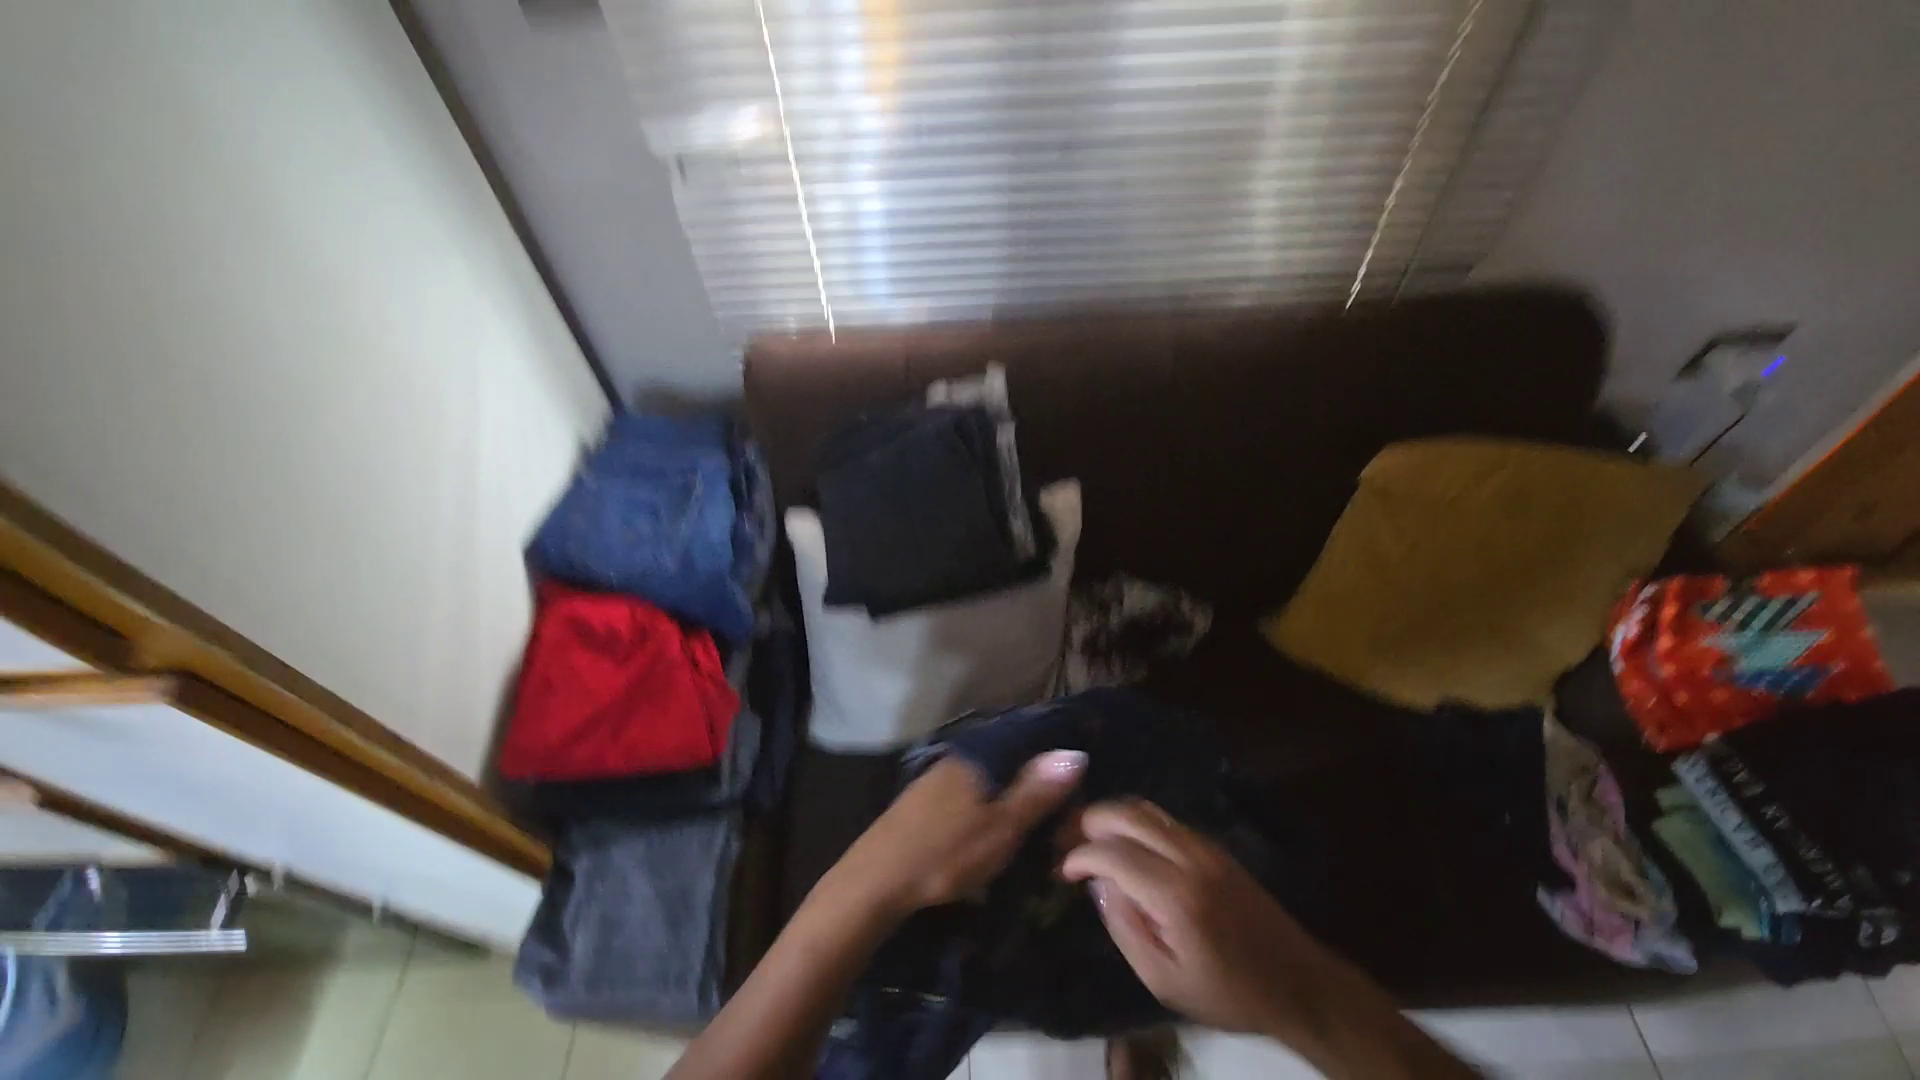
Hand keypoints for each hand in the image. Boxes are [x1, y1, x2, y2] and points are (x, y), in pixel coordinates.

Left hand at [821, 750, 1087, 920]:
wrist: (875, 882)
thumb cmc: (946, 854)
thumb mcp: (1001, 828)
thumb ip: (1037, 791)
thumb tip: (1075, 752)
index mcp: (979, 758)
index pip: (1028, 742)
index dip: (1057, 760)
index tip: (1084, 781)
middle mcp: (959, 759)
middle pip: (1009, 761)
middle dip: (1037, 780)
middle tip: (1067, 810)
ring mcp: (939, 779)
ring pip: (990, 779)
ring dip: (1014, 796)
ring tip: (1041, 822)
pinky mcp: (926, 802)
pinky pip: (973, 793)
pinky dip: (992, 806)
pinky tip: (999, 826)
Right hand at [1060, 799, 1334, 1037]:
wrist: (1297, 982)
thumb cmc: (1226, 993)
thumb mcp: (1162, 980)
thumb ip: (1124, 928)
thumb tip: (1097, 884)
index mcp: (1175, 894)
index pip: (1112, 852)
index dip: (1078, 855)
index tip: (1061, 870)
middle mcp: (1190, 857)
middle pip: (1126, 813)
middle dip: (1088, 822)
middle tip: (1067, 843)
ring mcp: (1205, 846)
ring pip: (1146, 808)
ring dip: (1111, 816)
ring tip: (1088, 838)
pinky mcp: (1215, 846)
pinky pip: (1164, 818)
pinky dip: (1134, 821)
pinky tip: (1123, 843)